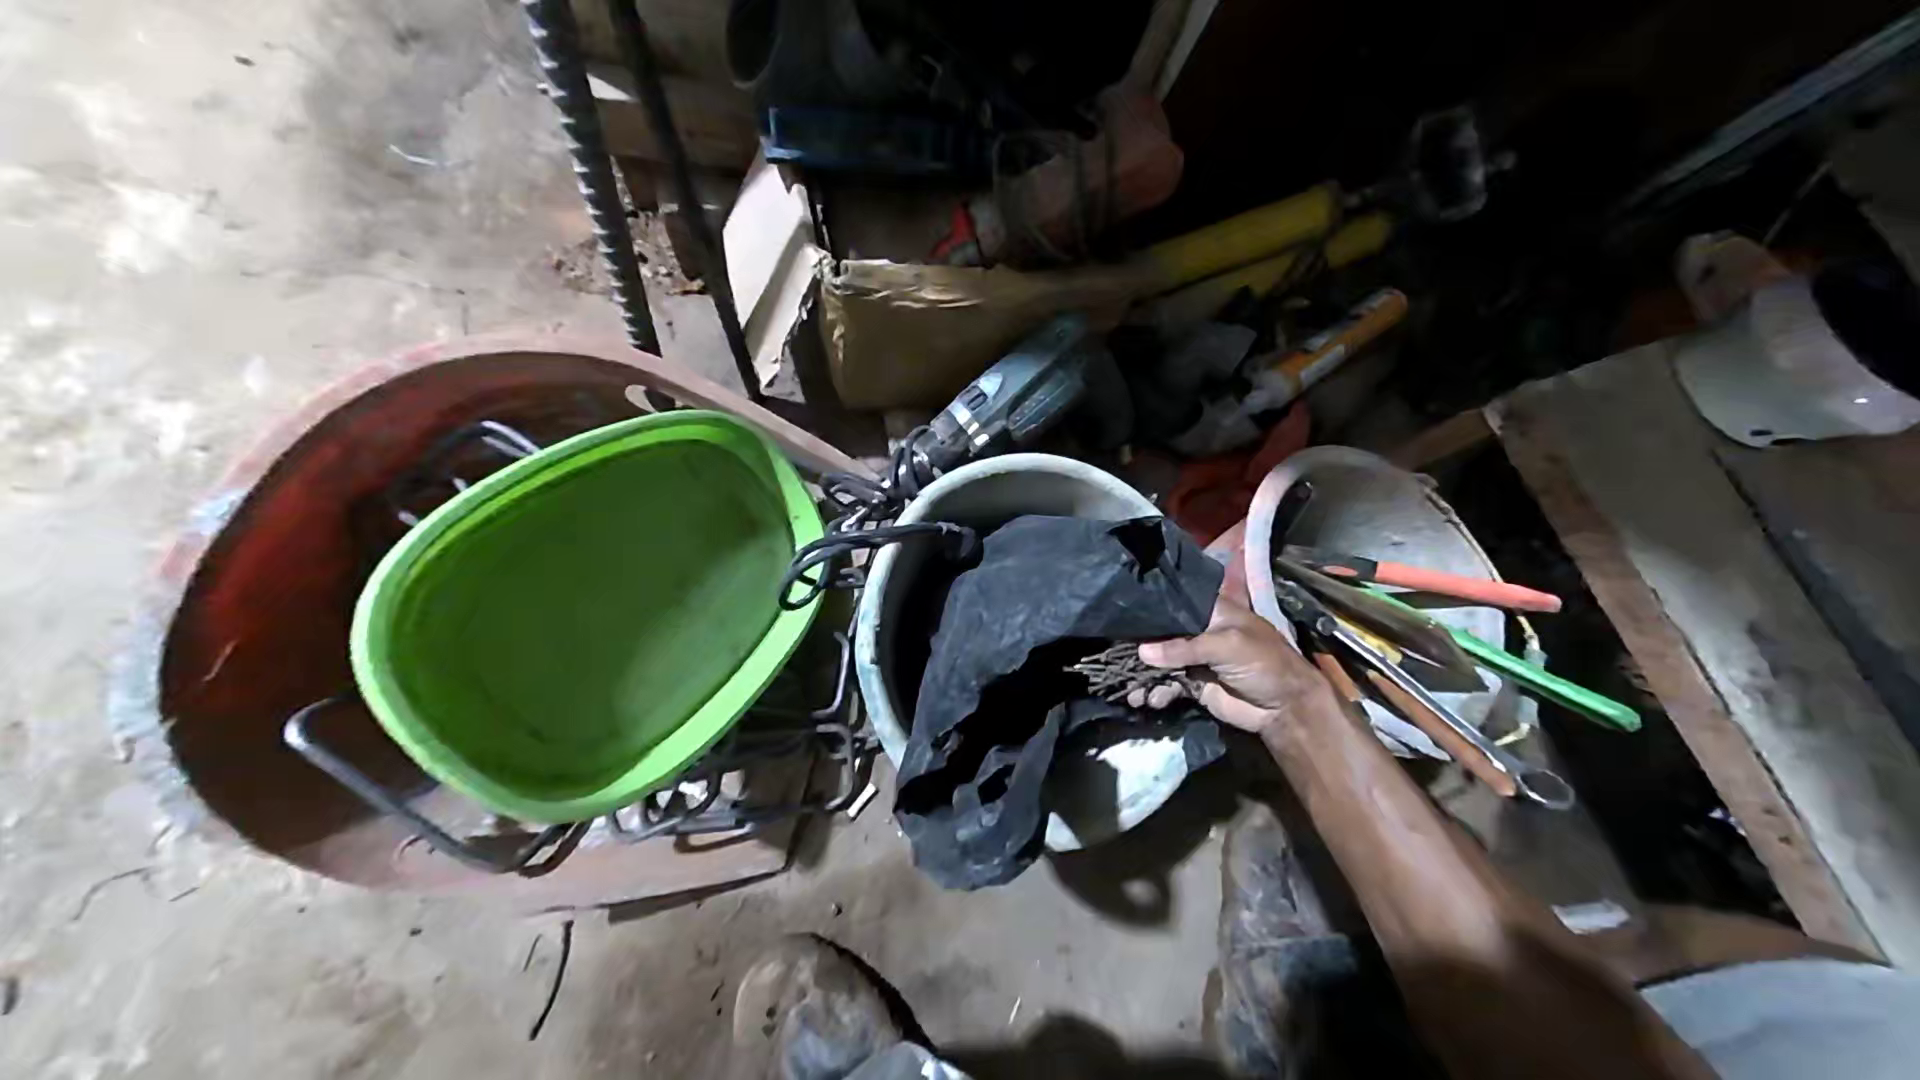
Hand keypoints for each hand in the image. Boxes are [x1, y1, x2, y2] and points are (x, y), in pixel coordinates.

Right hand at [1131, 558, 1333, 733]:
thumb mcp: (1225, 645)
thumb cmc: (1263, 663)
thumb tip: (1142, 652)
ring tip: (1132, 690)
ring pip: (1160, 662)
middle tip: (1116, 660)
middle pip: (1160, 634)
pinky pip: (1167, 685)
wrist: (1285, 707)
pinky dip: (1155, 692)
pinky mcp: (1193, 684)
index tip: (1120, 616)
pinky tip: (1147, 699)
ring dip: (1144, 675)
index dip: (1149, 609)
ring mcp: (1194, 659)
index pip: (1173, 604)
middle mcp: (1198, 631)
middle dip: (1139, 648)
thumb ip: (1183, 647)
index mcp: (1210, 611)